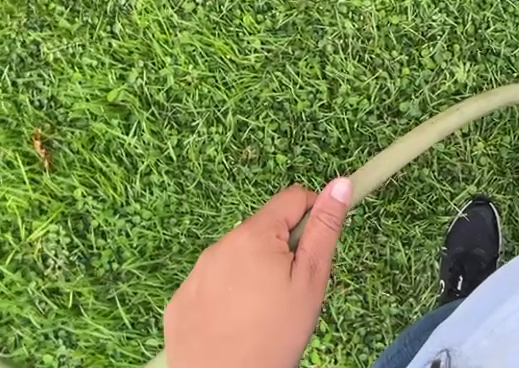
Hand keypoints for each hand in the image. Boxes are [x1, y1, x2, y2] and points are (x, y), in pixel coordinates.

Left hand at [164, 178, 353, 367]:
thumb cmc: (276, 336)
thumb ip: (324, 228)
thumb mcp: (311, 281)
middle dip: (281, 250)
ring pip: (238, 257)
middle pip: (264, 230)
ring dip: (254, 271)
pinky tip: (233, 325)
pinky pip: (212, 284)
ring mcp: (194, 275)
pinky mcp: (178, 303)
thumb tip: (340, 182)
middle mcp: (219, 246)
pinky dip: (226, 295)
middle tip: (290, 291)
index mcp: (253, 235)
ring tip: (262, 313)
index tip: (314, 252)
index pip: (292, 199)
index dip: (311, 218)